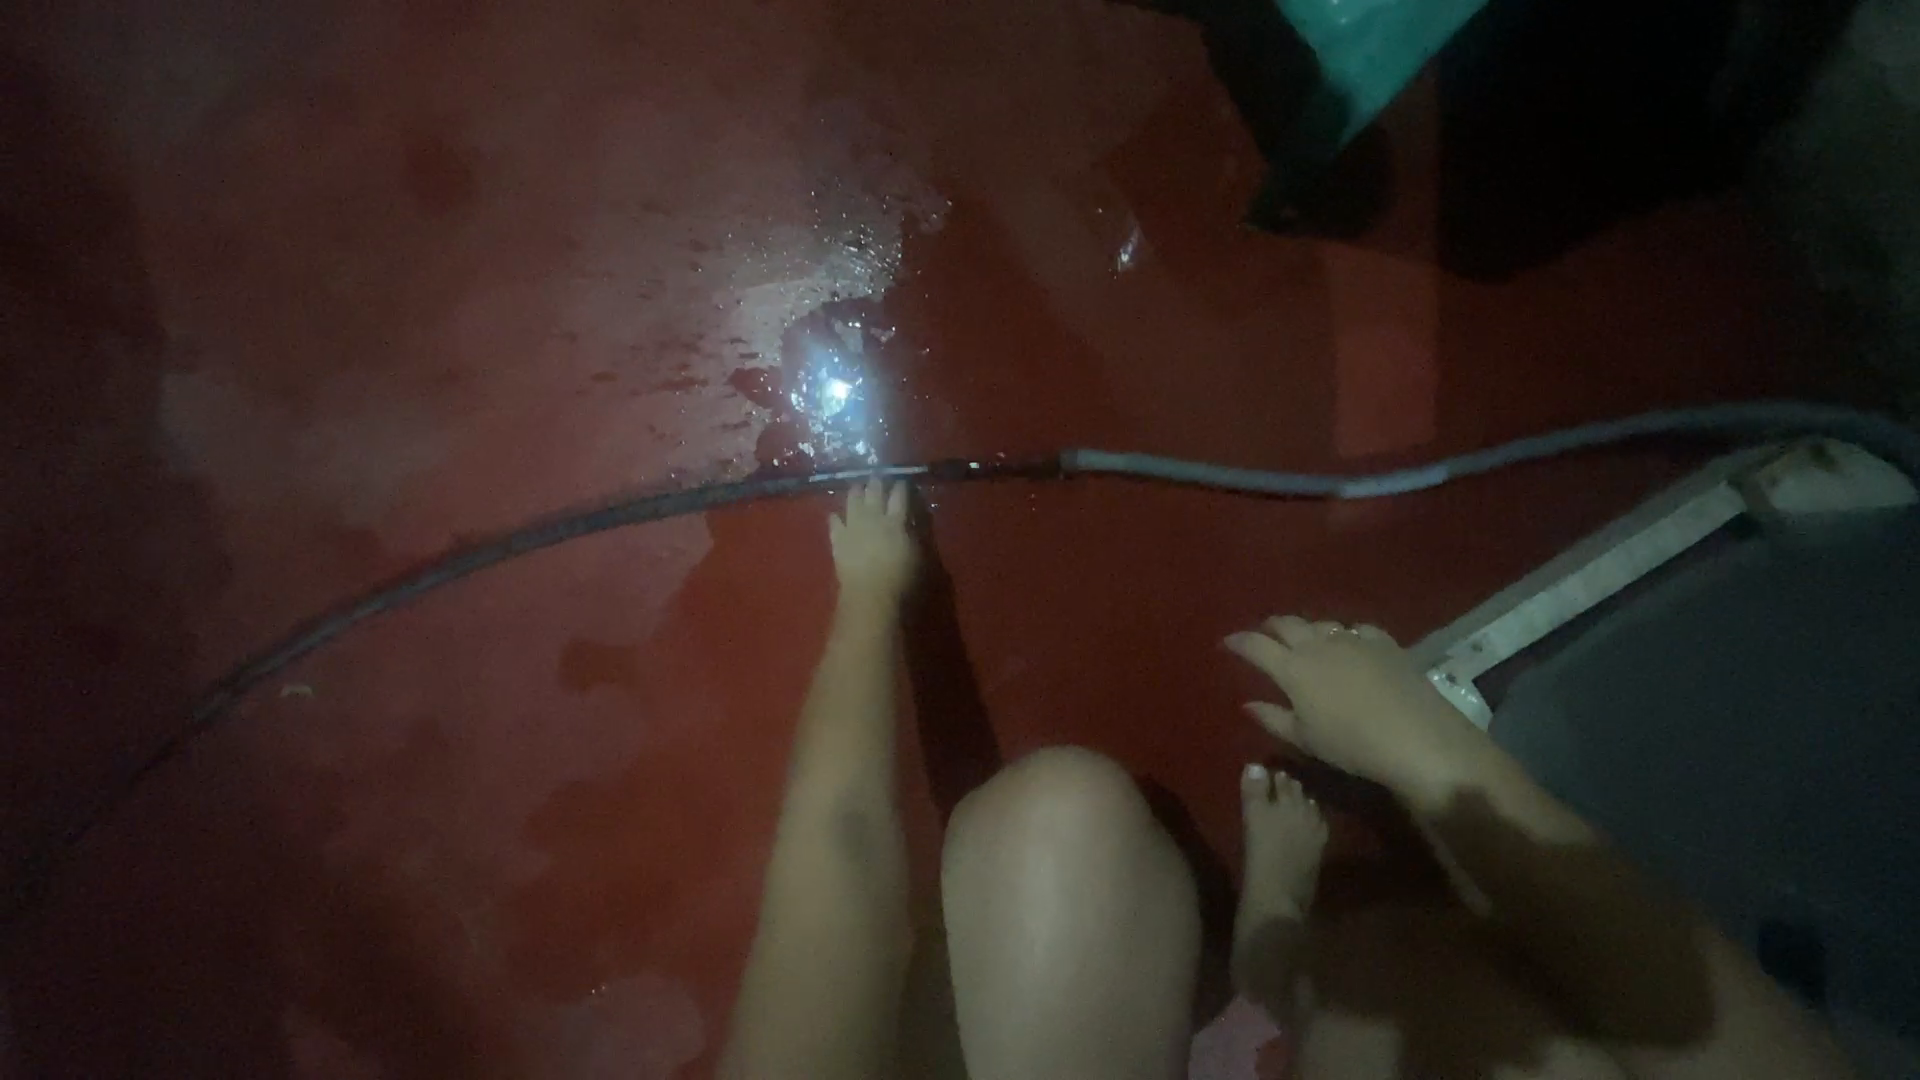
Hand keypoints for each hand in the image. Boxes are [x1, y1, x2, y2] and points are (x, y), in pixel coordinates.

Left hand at [829, 478, 916, 607]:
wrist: (869, 594)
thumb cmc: (900, 578)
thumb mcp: (917, 554)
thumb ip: (913, 533)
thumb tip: (909, 520)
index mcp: (896, 520)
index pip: (900, 494)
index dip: (902, 485)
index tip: (903, 480)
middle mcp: (873, 517)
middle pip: (875, 491)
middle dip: (877, 481)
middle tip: (878, 475)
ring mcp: (852, 526)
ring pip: (853, 500)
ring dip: (856, 491)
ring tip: (858, 486)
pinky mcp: (838, 539)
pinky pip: (835, 522)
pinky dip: (835, 517)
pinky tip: (835, 515)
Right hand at [1225, 616, 1494, 806]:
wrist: (1418, 740)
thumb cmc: (1351, 745)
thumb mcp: (1305, 739)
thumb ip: (1272, 718)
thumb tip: (1247, 704)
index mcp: (1292, 668)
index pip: (1254, 645)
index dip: (1237, 642)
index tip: (1226, 642)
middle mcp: (1318, 645)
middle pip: (1287, 624)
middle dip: (1271, 627)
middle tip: (1265, 636)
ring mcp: (1353, 641)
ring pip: (1322, 624)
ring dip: (1308, 629)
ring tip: (1306, 640)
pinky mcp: (1385, 644)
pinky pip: (1357, 630)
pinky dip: (1346, 635)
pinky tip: (1351, 645)